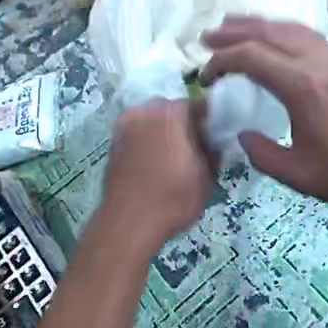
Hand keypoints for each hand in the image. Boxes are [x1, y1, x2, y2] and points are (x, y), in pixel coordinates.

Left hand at [99, 97, 213, 246]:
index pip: (200, 106)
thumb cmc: (174, 197)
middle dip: (184, 125)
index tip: (215, 139)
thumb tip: (213, 145)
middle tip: (194, 150)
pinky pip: (137, 136)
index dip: (210, 122)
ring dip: (163, 134)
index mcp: (172, 112)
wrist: (129, 222)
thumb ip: (213, 153)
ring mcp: (124, 125)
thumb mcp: (207, 177)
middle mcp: (145, 110)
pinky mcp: (112, 143)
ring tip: (173, 160)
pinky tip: (154, 166)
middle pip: (172, 111)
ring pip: (152, 122)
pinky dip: (147, 144)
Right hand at [202, 16, 327, 204]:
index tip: (205, 76)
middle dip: (234, 30)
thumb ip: (263, 155)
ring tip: (236, 28)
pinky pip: (309, 36)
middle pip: (269, 31)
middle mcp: (318, 61)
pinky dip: (283, 32)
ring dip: (260, 25)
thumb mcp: (300, 175)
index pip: (250, 57)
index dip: (221, 61)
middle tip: (207, 36)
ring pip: (292, 27)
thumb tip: (244, 136)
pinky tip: (279, 44)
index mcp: (301, 85)